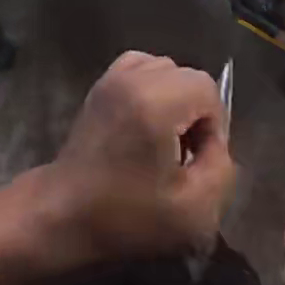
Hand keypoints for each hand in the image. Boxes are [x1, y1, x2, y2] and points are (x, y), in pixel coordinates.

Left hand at [27, 52, 234, 265]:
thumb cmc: (127, 216)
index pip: (207, 88)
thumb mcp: (194, 210)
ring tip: (163, 138)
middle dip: (196, 112)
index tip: (197, 160)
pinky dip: (152, 87)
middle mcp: (134, 76)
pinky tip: (145, 120)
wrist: (63, 212)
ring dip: (174, 99)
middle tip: (183, 153)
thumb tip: (214, 142)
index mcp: (156, 101)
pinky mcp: (100, 83)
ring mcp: (113, 76)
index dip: (214, 125)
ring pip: (165, 69)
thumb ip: (221, 168)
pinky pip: (141, 68)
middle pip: (188, 76)